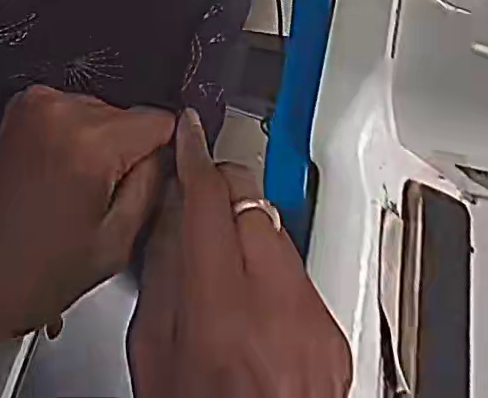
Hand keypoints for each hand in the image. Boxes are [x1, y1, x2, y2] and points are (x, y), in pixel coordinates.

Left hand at [0, 86, 172, 388]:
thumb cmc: (33, 269)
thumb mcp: (116, 242)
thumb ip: (153, 185)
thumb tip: (170, 150)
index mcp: (90, 143)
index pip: (160, 120)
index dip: (161, 152)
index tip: (150, 177)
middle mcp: (63, 110)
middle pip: (129, 116)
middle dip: (127, 150)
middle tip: (103, 194)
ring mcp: (40, 102)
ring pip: (104, 111)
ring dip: (100, 141)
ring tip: (75, 187)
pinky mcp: (26, 102)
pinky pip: (76, 109)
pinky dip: (76, 134)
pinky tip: (60, 170)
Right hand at [129, 110, 351, 397]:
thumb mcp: (154, 355)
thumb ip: (163, 271)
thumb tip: (175, 207)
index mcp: (220, 317)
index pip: (208, 201)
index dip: (195, 154)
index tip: (190, 131)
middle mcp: (275, 312)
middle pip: (250, 198)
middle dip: (221, 184)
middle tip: (200, 195)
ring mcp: (312, 322)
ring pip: (275, 224)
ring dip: (246, 223)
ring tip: (222, 258)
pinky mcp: (333, 332)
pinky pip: (296, 264)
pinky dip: (271, 261)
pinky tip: (251, 295)